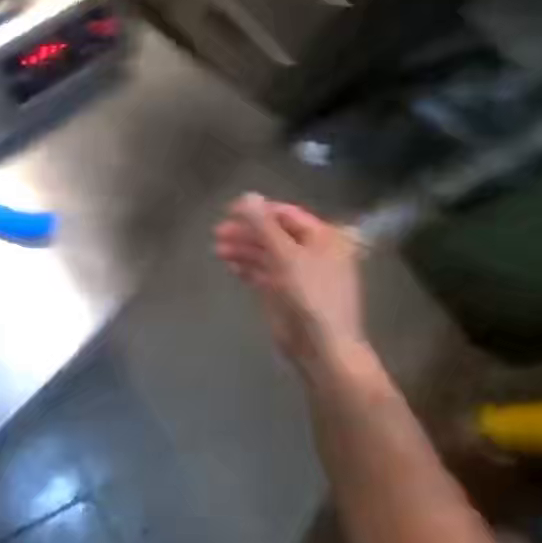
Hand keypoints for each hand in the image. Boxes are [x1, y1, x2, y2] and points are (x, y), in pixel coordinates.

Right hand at [214, 194, 365, 369]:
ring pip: (267, 253)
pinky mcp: (285, 293)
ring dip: (243, 249)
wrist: (323, 346)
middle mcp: (313, 252)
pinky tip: (230, 265)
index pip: (287, 214)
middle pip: (274, 233)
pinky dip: (247, 267)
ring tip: (218, 249)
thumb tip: (247, 195)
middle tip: (218, 233)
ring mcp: (299, 274)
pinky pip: (264, 273)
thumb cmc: (311, 295)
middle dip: (246, 232)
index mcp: (323, 238)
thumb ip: (264, 225)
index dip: (258, 211)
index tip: (229, 211)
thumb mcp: (286, 255)